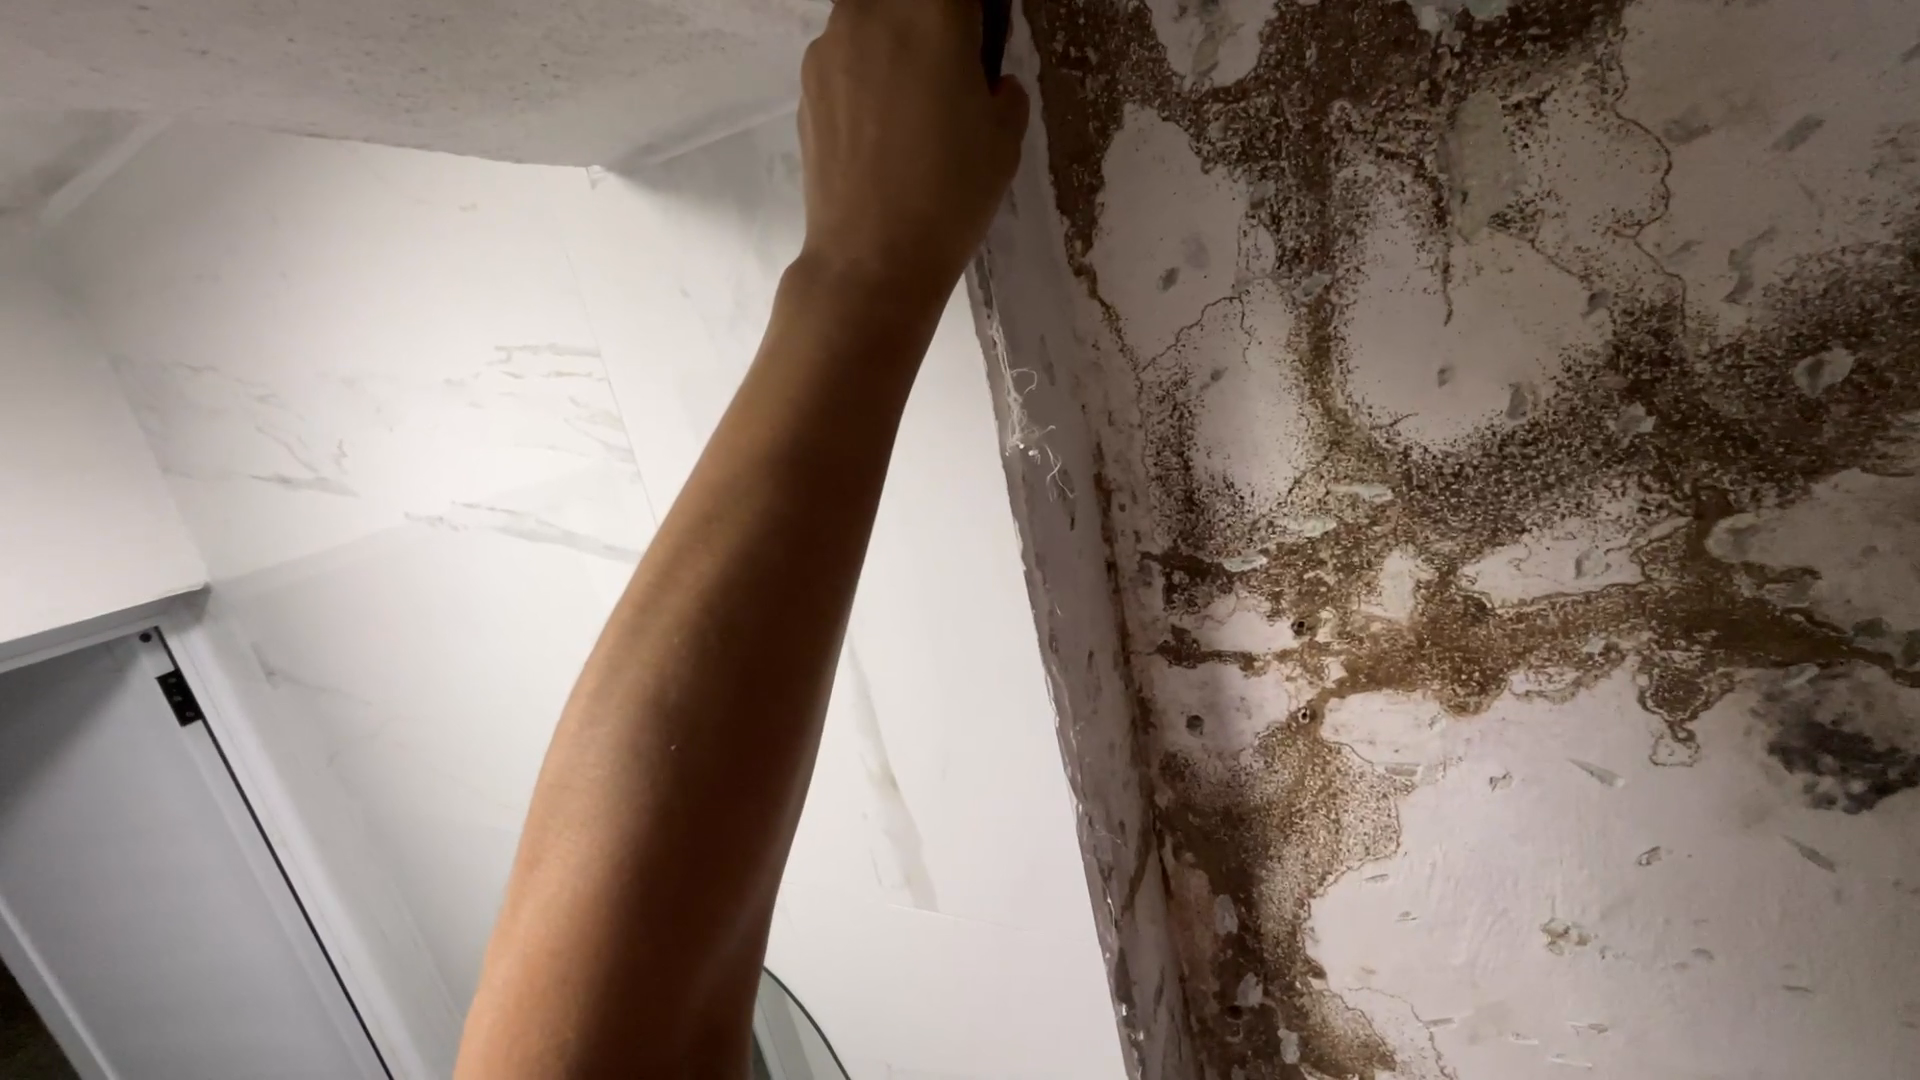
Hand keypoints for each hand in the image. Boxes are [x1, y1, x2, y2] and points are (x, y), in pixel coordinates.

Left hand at [797, 0, 1029, 306]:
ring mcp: (829, 47)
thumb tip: (989, 85)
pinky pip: (843, 63)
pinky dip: (862, 82)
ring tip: (907, 114)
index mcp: (933, 9)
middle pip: (906, 0)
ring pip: (869, 24)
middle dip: (928, 26)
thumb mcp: (1005, 143)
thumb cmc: (950, 197)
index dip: (971, 19)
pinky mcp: (805, 87)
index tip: (976, 52)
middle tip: (944, 79)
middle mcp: (872, 10)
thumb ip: (1003, 93)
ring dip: (891, 49)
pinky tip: (876, 138)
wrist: (872, 259)